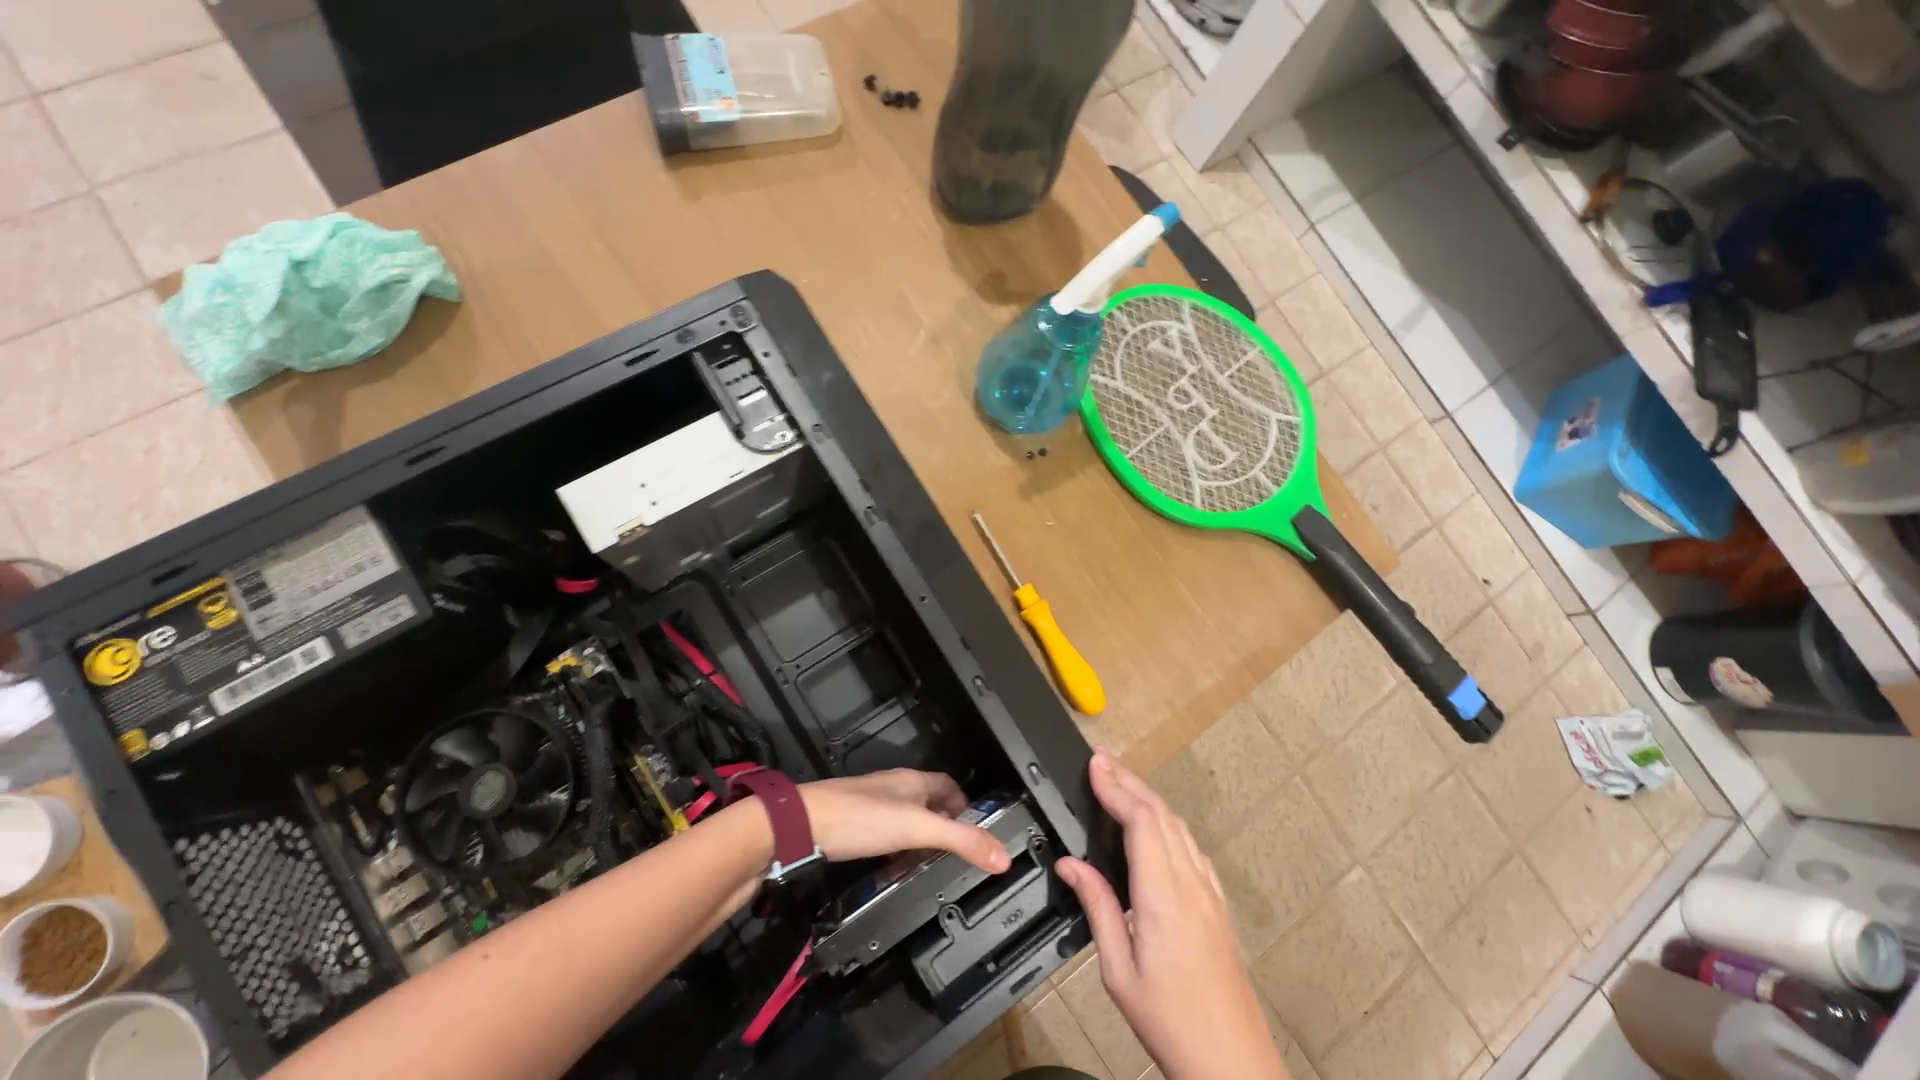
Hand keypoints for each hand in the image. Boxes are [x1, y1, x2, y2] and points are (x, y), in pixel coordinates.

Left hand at [800, 769, 1011, 873]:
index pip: (949, 785)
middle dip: (944, 828)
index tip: (976, 832)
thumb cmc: (858, 819)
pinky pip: (884, 836)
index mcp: (912, 782)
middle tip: (955, 857)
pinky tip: (893, 870)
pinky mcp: (851, 826)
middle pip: (928, 804)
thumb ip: (960, 841)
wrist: (798, 826)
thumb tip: (1004, 856)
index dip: (965, 805)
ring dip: (919, 843)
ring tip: (928, 868)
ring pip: (905, 821)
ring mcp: (869, 806)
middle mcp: (892, 789)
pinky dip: (896, 852)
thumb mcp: (917, 829)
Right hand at [1054, 750, 1288, 1079]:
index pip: (1141, 822)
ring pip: (1180, 828)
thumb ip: (1097, 908)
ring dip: (1149, 799)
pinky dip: (1168, 825)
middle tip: (1102, 760)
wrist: (1231, 1059)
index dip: (1116, 787)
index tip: (1094, 765)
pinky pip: (1193, 850)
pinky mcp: (1218, 908)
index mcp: (1163, 898)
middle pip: (1162, 814)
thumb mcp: (1117, 970)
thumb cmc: (1173, 1022)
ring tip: (1121, 783)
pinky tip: (1155, 829)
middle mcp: (1192, 887)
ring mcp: (1210, 895)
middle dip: (1130, 780)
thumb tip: (1071, 866)